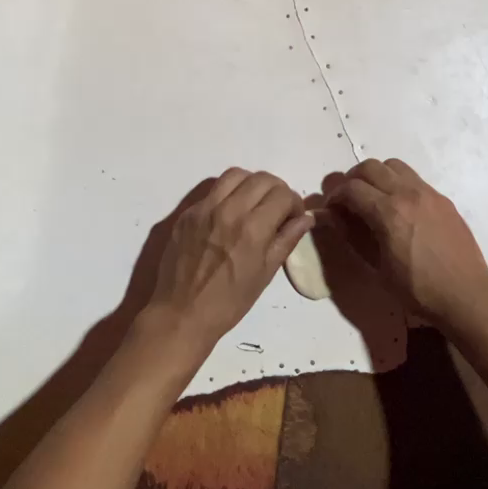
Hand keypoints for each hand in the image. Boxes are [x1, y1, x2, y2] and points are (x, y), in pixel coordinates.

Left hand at [140, 168, 313, 359]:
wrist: (182, 313)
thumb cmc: (229, 302)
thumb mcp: (265, 274)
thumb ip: (286, 240)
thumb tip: (305, 218)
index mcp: (252, 228)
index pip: (283, 194)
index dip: (294, 203)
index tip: (292, 218)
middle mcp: (228, 210)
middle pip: (261, 178)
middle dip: (276, 190)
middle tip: (276, 210)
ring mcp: (204, 209)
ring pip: (235, 174)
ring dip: (251, 184)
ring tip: (253, 204)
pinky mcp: (187, 213)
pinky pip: (212, 190)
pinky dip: (227, 194)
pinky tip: (228, 215)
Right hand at [323, 158, 487, 331]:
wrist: (465, 295)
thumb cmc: (417, 289)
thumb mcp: (377, 267)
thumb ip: (352, 235)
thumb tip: (331, 216)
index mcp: (388, 212)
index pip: (351, 188)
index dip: (335, 196)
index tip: (332, 208)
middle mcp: (408, 193)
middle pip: (370, 167)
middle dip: (352, 179)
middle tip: (348, 199)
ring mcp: (428, 193)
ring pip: (394, 165)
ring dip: (376, 175)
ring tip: (373, 197)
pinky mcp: (442, 198)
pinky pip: (413, 178)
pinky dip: (398, 182)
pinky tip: (398, 207)